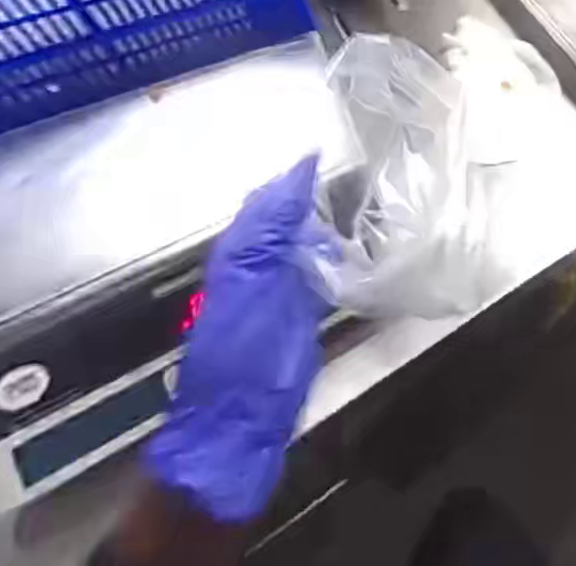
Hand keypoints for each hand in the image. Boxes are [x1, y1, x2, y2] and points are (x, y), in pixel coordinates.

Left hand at [145, 154, 329, 522]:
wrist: (236, 421)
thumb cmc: (248, 354)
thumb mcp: (262, 287)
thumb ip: (278, 234)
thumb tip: (293, 183)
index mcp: (240, 254)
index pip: (268, 201)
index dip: (294, 177)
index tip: (320, 153)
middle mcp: (248, 264)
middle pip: (273, 214)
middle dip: (298, 190)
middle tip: (333, 169)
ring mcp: (264, 287)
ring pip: (286, 236)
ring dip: (308, 216)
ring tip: (339, 198)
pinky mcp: (281, 308)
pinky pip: (298, 262)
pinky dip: (316, 245)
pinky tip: (334, 243)